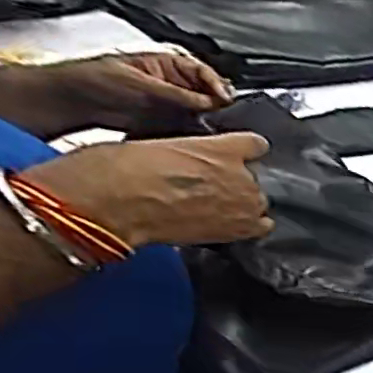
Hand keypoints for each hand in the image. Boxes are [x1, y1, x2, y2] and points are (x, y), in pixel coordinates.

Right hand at [19, 134, 271, 247]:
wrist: (111, 203)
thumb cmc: (118, 168)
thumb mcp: (152, 145)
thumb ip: (186, 152)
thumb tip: (186, 160)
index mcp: (221, 149)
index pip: (254, 143)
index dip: (247, 148)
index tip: (242, 151)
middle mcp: (242, 176)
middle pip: (252, 177)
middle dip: (233, 180)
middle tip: (203, 186)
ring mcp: (247, 203)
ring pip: (256, 200)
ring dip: (240, 202)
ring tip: (209, 206)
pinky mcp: (244, 229)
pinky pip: (261, 226)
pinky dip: (249, 224)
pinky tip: (228, 223)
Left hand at [48, 53, 235, 133]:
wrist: (70, 103)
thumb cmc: (91, 80)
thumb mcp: (139, 82)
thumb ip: (179, 94)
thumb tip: (213, 102)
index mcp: (166, 64)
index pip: (204, 73)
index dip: (217, 85)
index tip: (225, 99)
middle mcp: (175, 83)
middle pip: (210, 93)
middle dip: (218, 104)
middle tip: (222, 113)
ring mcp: (175, 103)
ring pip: (207, 112)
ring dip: (211, 119)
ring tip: (212, 125)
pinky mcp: (172, 121)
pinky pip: (196, 126)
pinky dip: (202, 131)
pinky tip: (202, 134)